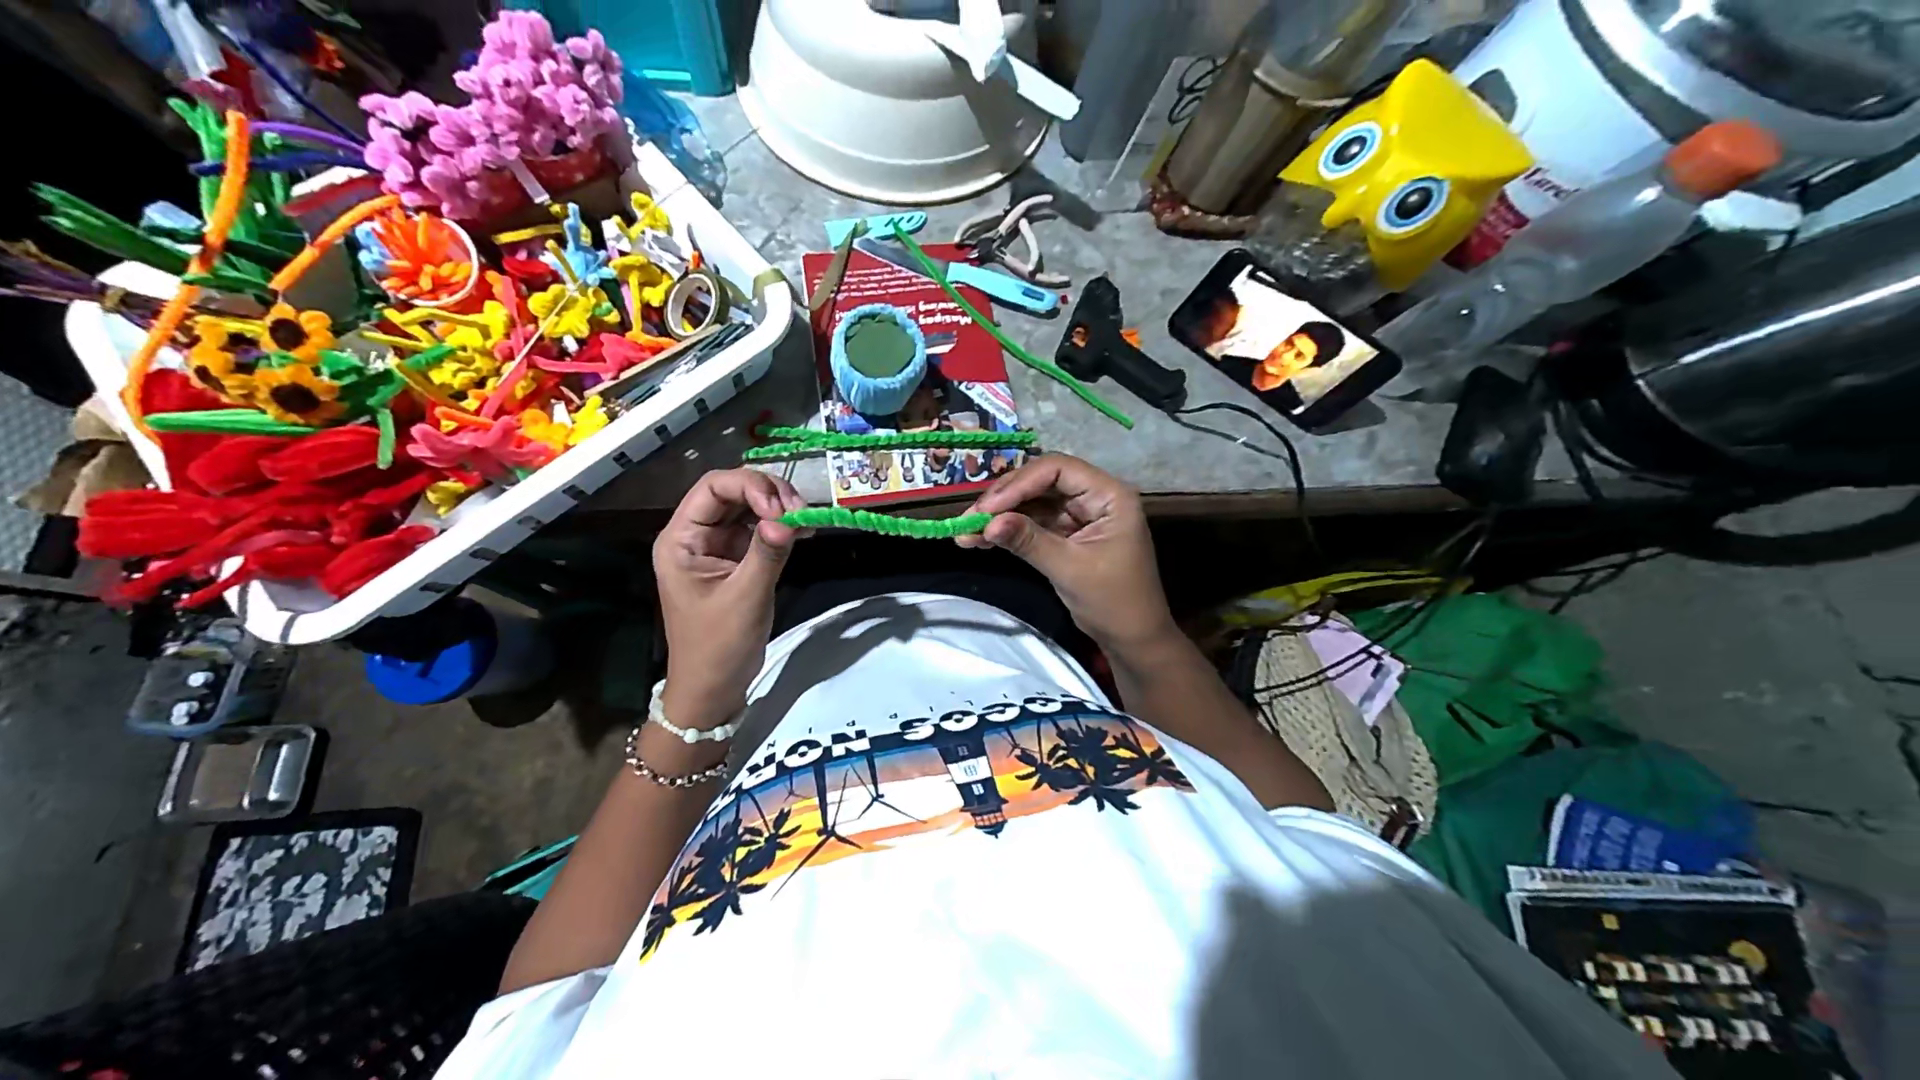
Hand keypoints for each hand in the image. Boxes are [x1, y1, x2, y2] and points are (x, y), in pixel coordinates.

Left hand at [653, 469, 805, 723]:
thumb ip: (766, 554)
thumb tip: (789, 519)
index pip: (712, 487)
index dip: (749, 487)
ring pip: (749, 508)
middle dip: (770, 494)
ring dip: (780, 508)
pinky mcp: (738, 559)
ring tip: (806, 522)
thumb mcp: (745, 598)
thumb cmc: (718, 646)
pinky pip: (760, 530)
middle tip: (802, 513)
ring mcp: (718, 546)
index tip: (782, 509)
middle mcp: (697, 535)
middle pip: (733, 492)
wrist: (713, 688)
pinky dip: (782, 527)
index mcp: (681, 539)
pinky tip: (804, 532)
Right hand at [958, 455, 1176, 651]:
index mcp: (1108, 495)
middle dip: (1003, 499)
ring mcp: (1079, 515)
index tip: (987, 509)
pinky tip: (980, 540)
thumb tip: (988, 524)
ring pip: (1032, 503)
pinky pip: (1033, 523)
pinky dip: (1008, 530)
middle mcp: (1094, 496)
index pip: (1057, 470)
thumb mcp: (1069, 569)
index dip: (1019, 484)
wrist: (1132, 638)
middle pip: (1041, 482)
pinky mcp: (1066, 533)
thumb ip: (1029, 541)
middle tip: (968, 520)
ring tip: (965, 532)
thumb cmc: (1113, 601)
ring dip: (1000, 516)